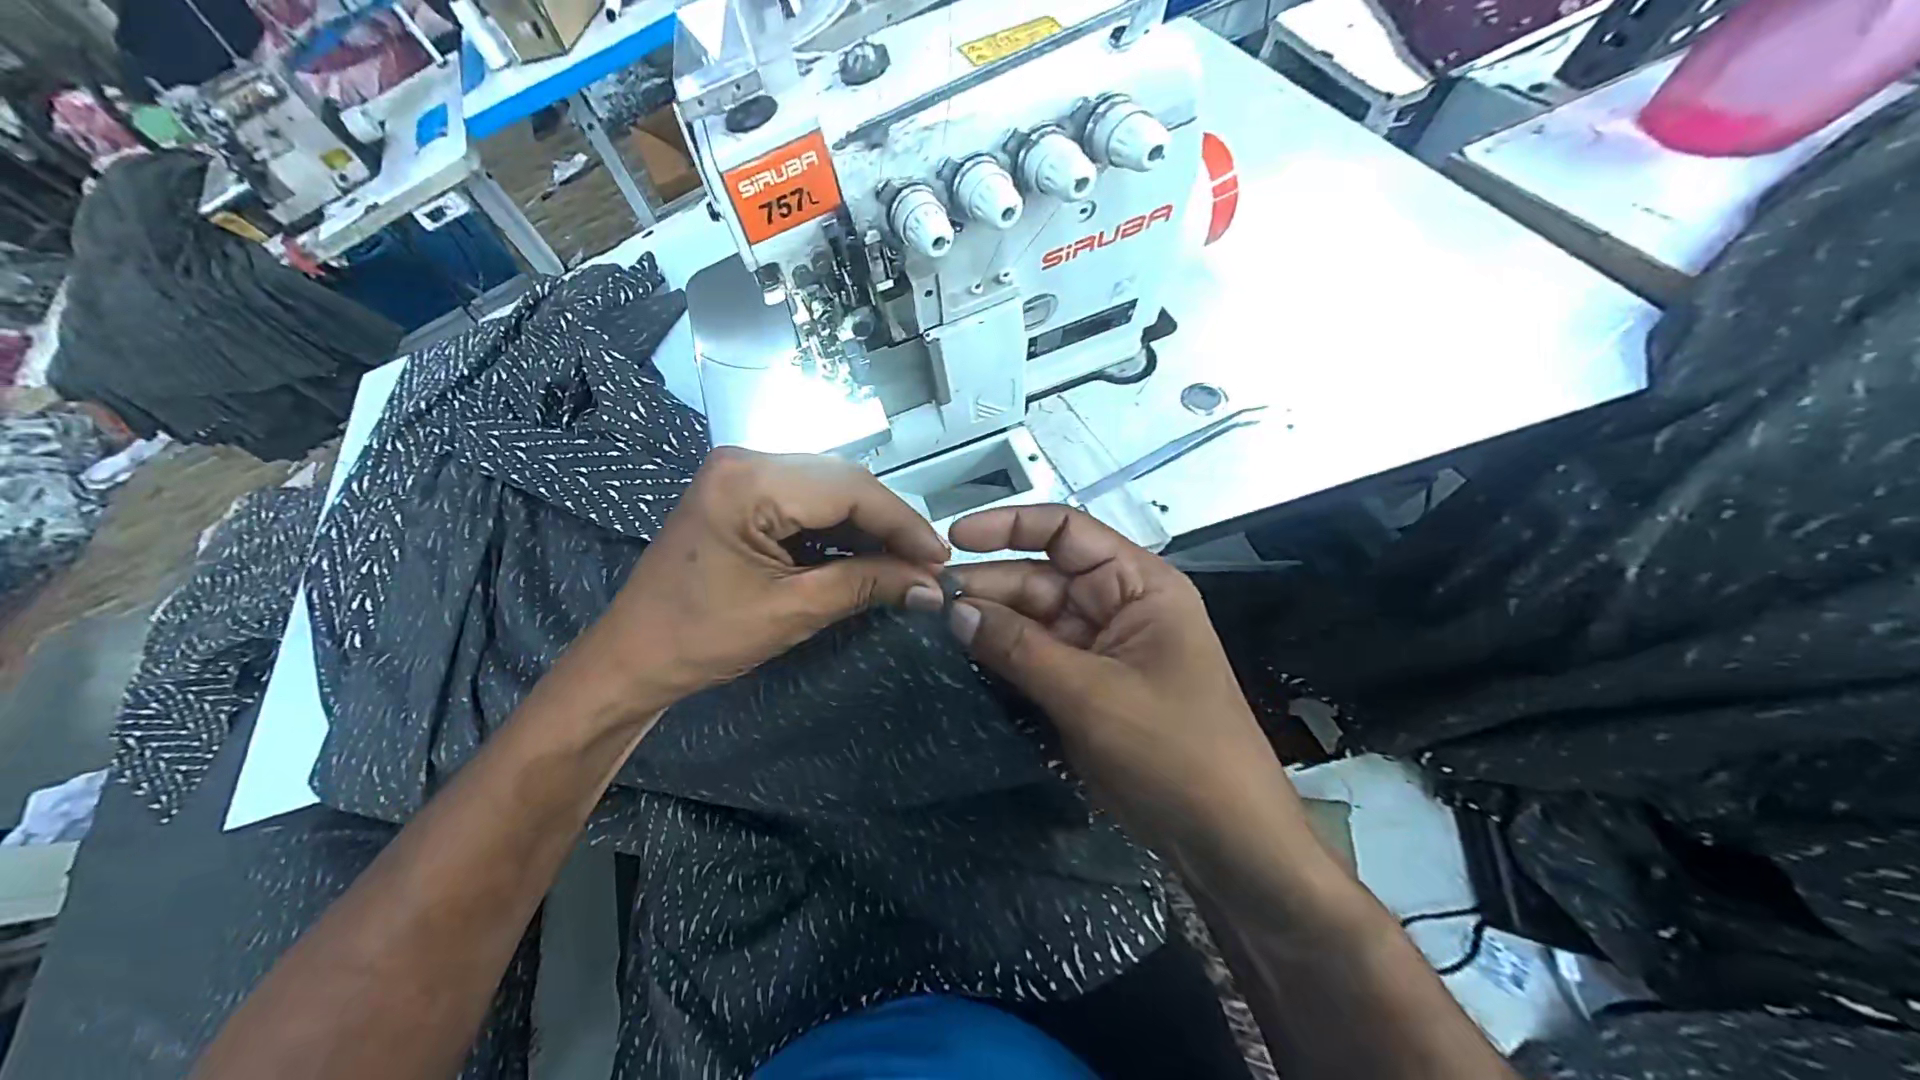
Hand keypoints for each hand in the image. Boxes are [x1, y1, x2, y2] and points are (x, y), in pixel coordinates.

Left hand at [566, 448, 948, 722]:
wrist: (633, 657)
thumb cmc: (701, 637)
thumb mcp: (792, 610)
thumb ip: (866, 586)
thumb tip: (931, 585)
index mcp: (749, 480)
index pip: (851, 488)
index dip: (903, 523)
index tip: (939, 560)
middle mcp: (746, 460)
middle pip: (843, 482)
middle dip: (889, 525)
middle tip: (925, 566)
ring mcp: (740, 473)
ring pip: (829, 489)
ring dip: (868, 527)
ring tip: (902, 564)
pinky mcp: (741, 493)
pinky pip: (806, 501)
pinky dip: (839, 530)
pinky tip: (864, 556)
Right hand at [913, 505, 1291, 854]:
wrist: (1225, 840)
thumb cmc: (1175, 752)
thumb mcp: (1093, 695)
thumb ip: (1019, 648)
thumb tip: (953, 610)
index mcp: (1137, 585)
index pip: (1066, 531)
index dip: (1008, 526)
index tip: (952, 538)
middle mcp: (1115, 606)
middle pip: (1038, 579)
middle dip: (986, 586)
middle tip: (922, 602)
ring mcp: (1097, 650)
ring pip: (1030, 621)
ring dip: (986, 626)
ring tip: (927, 631)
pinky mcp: (1083, 689)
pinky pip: (1032, 660)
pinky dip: (999, 660)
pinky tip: (957, 662)